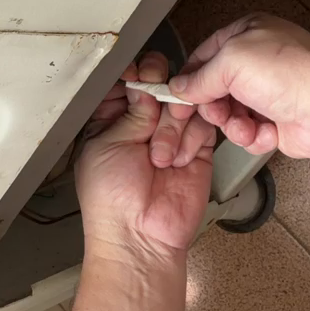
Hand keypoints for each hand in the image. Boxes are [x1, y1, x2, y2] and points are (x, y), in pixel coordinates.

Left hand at [77, 51, 217, 259]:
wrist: (141, 235)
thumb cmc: (110, 198)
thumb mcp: (106, 145)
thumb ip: (131, 110)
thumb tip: (148, 85)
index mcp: (112, 120)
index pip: (126, 81)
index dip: (134, 75)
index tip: (137, 78)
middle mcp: (143, 123)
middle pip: (159, 83)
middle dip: (158, 91)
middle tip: (153, 104)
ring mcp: (172, 134)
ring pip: (183, 101)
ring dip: (172, 125)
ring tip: (162, 156)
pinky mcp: (198, 148)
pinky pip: (203, 124)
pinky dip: (191, 138)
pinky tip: (180, 160)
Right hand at [168, 14, 309, 159]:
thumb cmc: (292, 73)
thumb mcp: (231, 62)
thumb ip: (200, 76)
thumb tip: (181, 87)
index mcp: (249, 34)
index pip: (205, 53)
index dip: (190, 76)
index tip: (176, 96)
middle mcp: (259, 61)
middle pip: (216, 88)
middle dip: (214, 105)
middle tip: (218, 111)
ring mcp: (269, 92)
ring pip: (230, 114)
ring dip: (234, 125)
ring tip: (246, 125)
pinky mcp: (277, 120)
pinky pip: (249, 133)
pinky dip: (253, 137)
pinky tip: (265, 133)